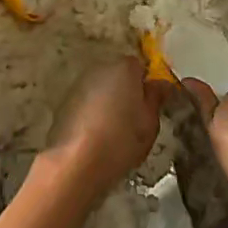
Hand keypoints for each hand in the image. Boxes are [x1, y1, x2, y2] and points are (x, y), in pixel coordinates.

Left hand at [42, 56, 167, 193]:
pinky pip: (87, 101)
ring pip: (101, 88)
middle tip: (134, 120)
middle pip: (118, 74)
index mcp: (124, 68)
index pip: (139, 66)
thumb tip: (161, 84)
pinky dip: (93, 112)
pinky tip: (95, 135)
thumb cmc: (121, 140)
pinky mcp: (65, 100)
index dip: (145, 85)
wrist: (77, 160)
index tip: (149, 106)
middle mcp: (100, 68)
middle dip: (126, 91)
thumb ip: (156, 98)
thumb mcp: (150, 123)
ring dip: (108, 101)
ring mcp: (79, 83)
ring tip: (114, 131)